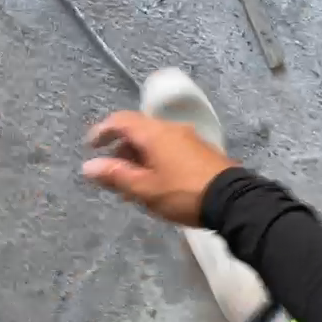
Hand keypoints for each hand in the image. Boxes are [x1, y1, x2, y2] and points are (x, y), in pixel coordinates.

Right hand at [81, 111, 236, 226]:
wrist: (233, 200)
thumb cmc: (182, 193)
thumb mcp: (144, 189)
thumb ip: (115, 176)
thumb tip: (88, 166)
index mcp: (154, 133)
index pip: (121, 121)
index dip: (102, 131)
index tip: (90, 146)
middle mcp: (170, 129)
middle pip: (137, 130)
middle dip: (120, 149)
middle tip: (111, 172)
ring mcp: (188, 138)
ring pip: (153, 141)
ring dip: (137, 157)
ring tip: (131, 183)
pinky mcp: (200, 151)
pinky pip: (168, 148)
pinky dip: (154, 159)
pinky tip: (154, 182)